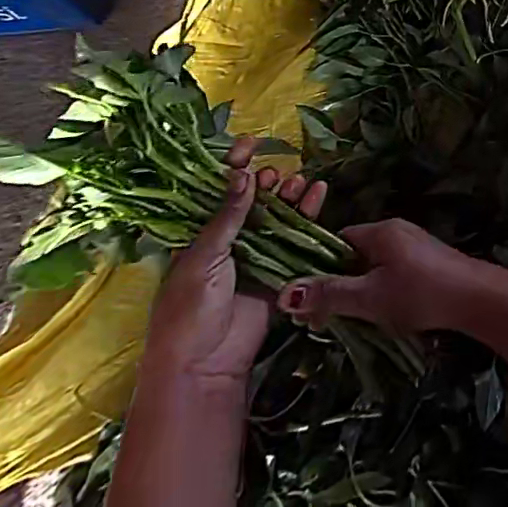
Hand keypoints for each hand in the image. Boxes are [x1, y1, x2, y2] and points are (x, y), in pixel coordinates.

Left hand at [139, 136, 327, 383]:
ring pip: (278, 214)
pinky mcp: (281, 268)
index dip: (232, 166)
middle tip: (275, 176)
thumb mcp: (203, 258)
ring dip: (289, 195)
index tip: (250, 142)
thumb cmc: (189, 310)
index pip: (218, 191)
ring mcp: (257, 253)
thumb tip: (244, 173)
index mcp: (200, 235)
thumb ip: (228, 217)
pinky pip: (297, 235)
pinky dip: (308, 214)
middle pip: (253, 199)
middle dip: (266, 181)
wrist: (205, 365)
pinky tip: (318, 194)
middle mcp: (229, 240)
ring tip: (300, 181)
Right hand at [279, 218, 487, 334]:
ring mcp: (414, 246)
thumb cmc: (418, 293)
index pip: (336, 241)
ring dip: (358, 293)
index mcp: (380, 231)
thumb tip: (287, 292)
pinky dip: (380, 292)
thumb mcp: (368, 297)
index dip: (317, 267)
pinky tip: (380, 316)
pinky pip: (392, 273)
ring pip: (373, 267)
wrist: (474, 297)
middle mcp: (396, 231)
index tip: (304, 298)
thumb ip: (329, 295)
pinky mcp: (427, 262)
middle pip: (354, 255)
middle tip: (322, 319)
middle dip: (337, 285)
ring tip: (349, 322)